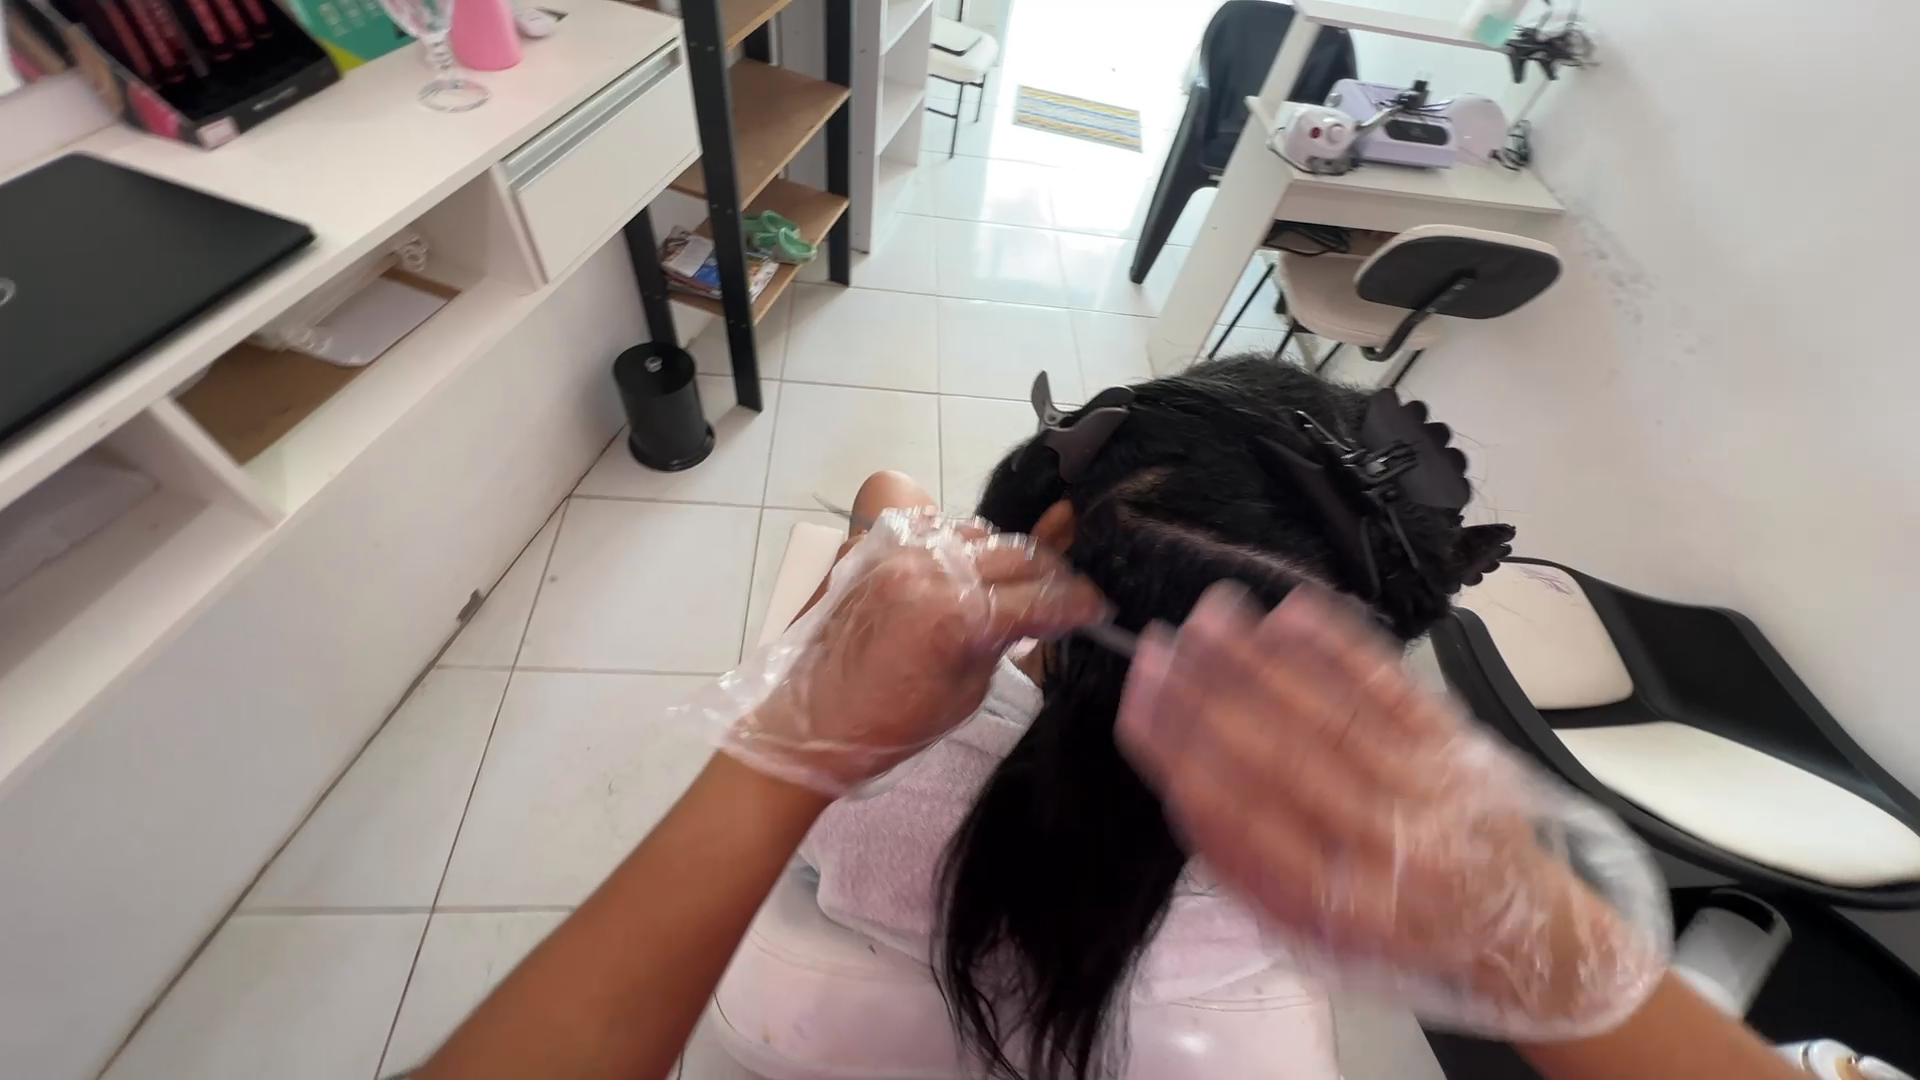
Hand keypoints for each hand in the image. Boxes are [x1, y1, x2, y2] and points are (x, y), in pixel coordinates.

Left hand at [706, 508, 1106, 794]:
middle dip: (1051, 576)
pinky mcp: (871, 543)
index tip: (1097, 609)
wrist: (808, 723)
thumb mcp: (968, 692)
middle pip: (1017, 553)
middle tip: (1064, 596)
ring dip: (1004, 556)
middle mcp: (930, 566)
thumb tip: (1041, 608)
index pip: (1041, 598)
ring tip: (1012, 584)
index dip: (1078, 604)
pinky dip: (957, 543)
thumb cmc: (890, 725)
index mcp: (958, 614)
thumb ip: (1006, 637)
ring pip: (978, 530)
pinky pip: (933, 524)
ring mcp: (896, 548)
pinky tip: (961, 567)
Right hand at [1115, 583, 1669, 1038]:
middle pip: (1286, 755)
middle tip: (1162, 644)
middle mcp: (1388, 846)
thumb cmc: (1391, 926)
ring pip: (1333, 712)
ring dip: (1265, 658)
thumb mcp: (1304, 928)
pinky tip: (1293, 610)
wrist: (1521, 924)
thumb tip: (1176, 776)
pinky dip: (1339, 645)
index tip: (1139, 699)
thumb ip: (1236, 863)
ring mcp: (1428, 788)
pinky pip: (1392, 687)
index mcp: (1341, 904)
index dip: (1181, 749)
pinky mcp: (1456, 744)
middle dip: (1212, 694)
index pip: (1243, 815)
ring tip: (1211, 614)